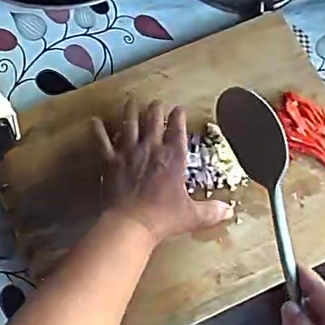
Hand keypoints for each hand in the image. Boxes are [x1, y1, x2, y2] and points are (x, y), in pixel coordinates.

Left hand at [93, 100, 232, 243]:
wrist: (132, 223)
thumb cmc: (163, 218)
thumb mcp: (192, 215)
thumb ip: (211, 211)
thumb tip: (229, 211)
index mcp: (173, 158)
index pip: (177, 130)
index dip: (178, 118)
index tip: (178, 109)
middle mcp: (151, 149)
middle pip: (153, 121)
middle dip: (156, 109)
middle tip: (156, 102)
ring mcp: (129, 153)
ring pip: (129, 124)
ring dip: (131, 111)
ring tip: (131, 101)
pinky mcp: (110, 161)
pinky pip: (102, 142)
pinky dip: (98, 130)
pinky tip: (95, 121)